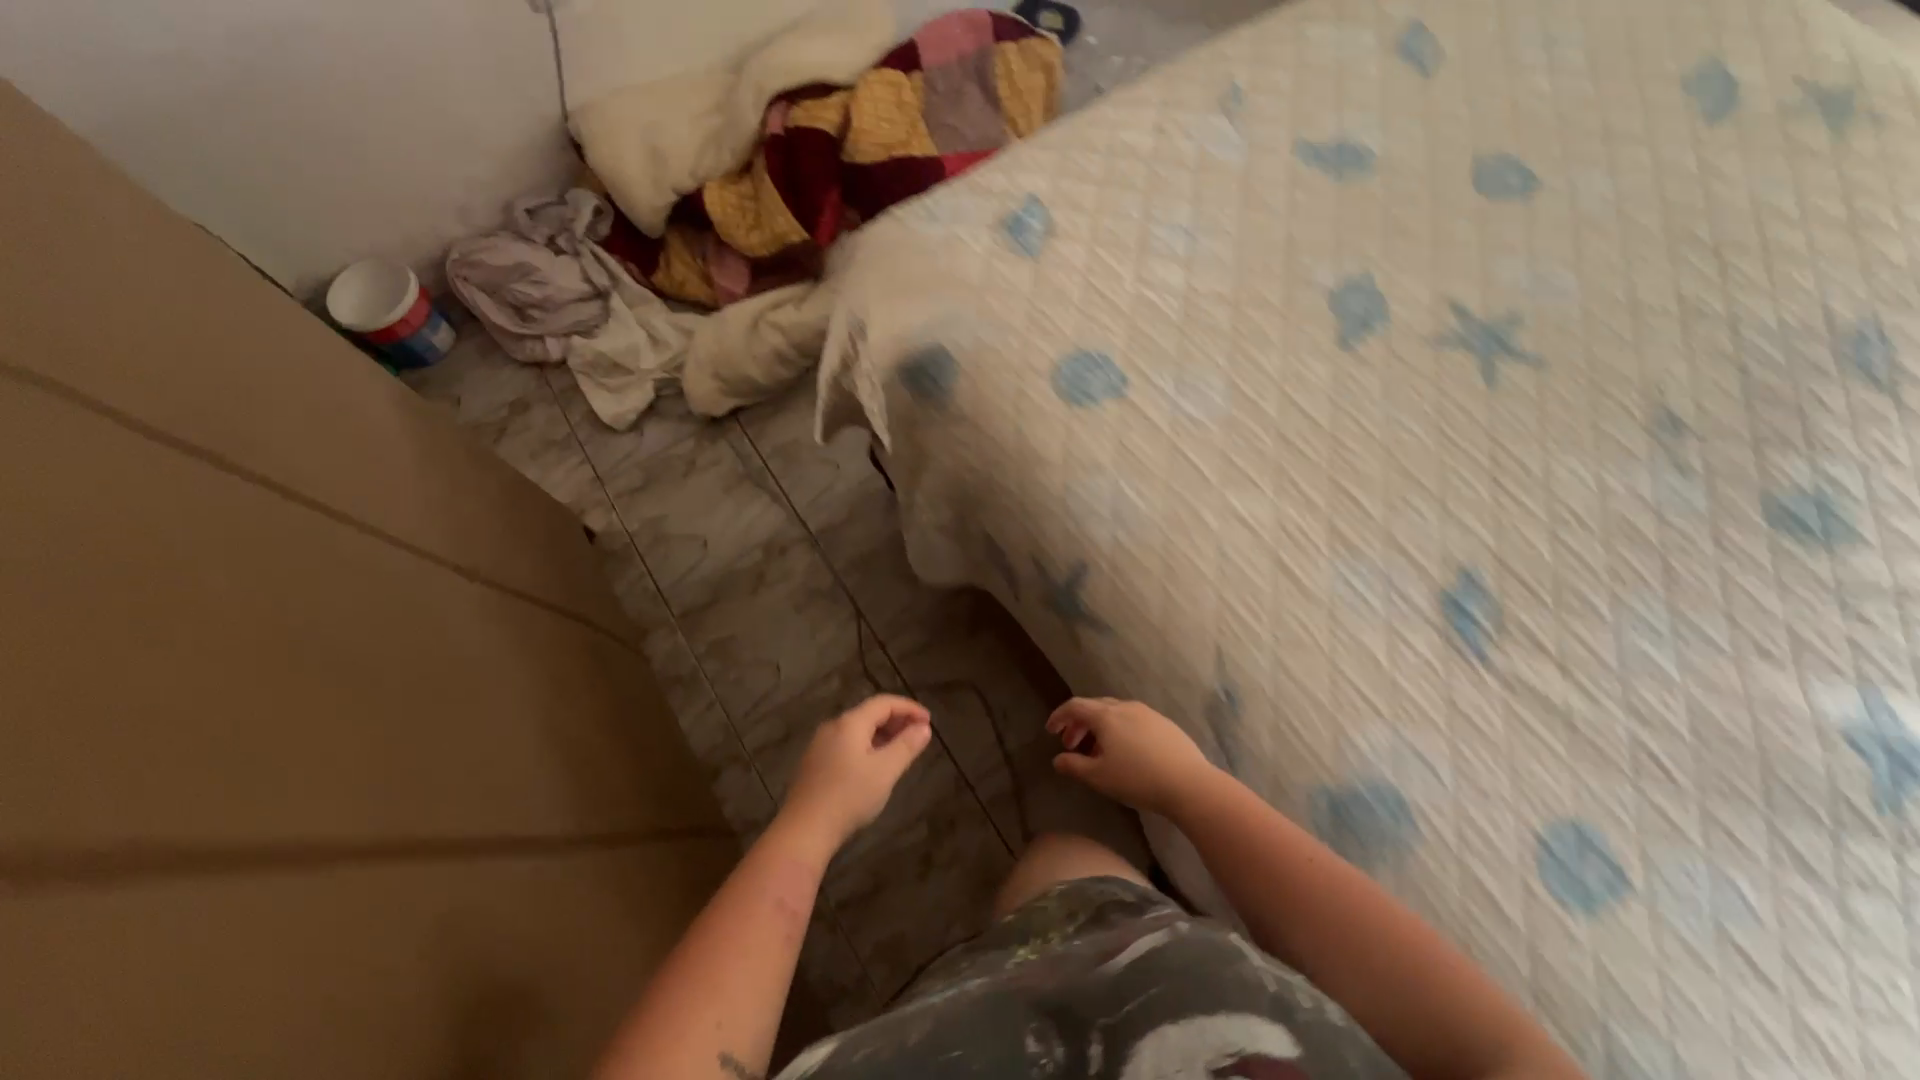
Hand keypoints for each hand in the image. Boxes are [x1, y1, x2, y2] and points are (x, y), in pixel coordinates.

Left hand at [777, 694, 933, 851]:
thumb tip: (924, 728)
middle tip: (919, 735)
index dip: (909, 708)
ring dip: (882, 735)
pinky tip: (875, 766)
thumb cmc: (849, 796)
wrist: (805, 829)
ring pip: (857, 731)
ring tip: (901, 750)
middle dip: (896, 720)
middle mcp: (832, 727)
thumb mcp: (885, 771)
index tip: (929, 721)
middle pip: (869, 714)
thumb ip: (906, 746)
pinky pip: (847, 745)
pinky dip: (867, 747)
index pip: (884, 703)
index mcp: (850, 723)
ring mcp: (820, 746)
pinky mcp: (814, 764)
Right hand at [1047, 697, 1218, 816]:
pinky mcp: (1165, 724)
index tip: (1050, 731)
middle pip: (1095, 707)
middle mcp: (1126, 707)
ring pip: (1115, 713)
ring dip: (1100, 728)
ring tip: (1097, 752)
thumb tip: (1058, 759)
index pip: (1075, 706)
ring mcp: (1148, 713)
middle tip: (1071, 744)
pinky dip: (1120, 730)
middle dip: (1079, 723)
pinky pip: (1133, 720)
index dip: (1059, 716)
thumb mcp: (1098, 777)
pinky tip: (1125, 752)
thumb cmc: (1137, 779)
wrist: (1189, 783)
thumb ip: (1073, 766)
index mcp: (1106, 716)